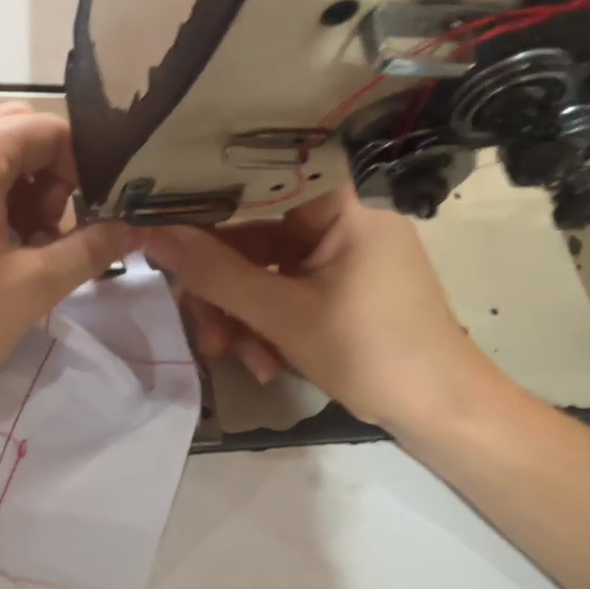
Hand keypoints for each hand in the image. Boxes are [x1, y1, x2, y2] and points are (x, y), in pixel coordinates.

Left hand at [0, 104, 136, 429]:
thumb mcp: (32, 288)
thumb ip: (90, 249)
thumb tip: (132, 227)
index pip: (47, 129)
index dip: (82, 166)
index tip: (94, 214)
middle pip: (16, 133)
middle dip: (51, 176)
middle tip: (58, 234)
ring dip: (23, 191)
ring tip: (32, 249)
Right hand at [139, 184, 503, 433]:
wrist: (438, 410)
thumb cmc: (371, 352)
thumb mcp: (282, 315)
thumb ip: (214, 274)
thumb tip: (151, 235)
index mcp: (342, 199)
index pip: (253, 178)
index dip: (198, 203)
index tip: (155, 230)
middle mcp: (338, 213)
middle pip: (248, 234)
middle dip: (219, 290)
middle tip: (202, 332)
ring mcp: (335, 250)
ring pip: (256, 269)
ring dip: (237, 316)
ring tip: (234, 359)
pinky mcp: (333, 282)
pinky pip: (278, 290)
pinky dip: (262, 324)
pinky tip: (262, 363)